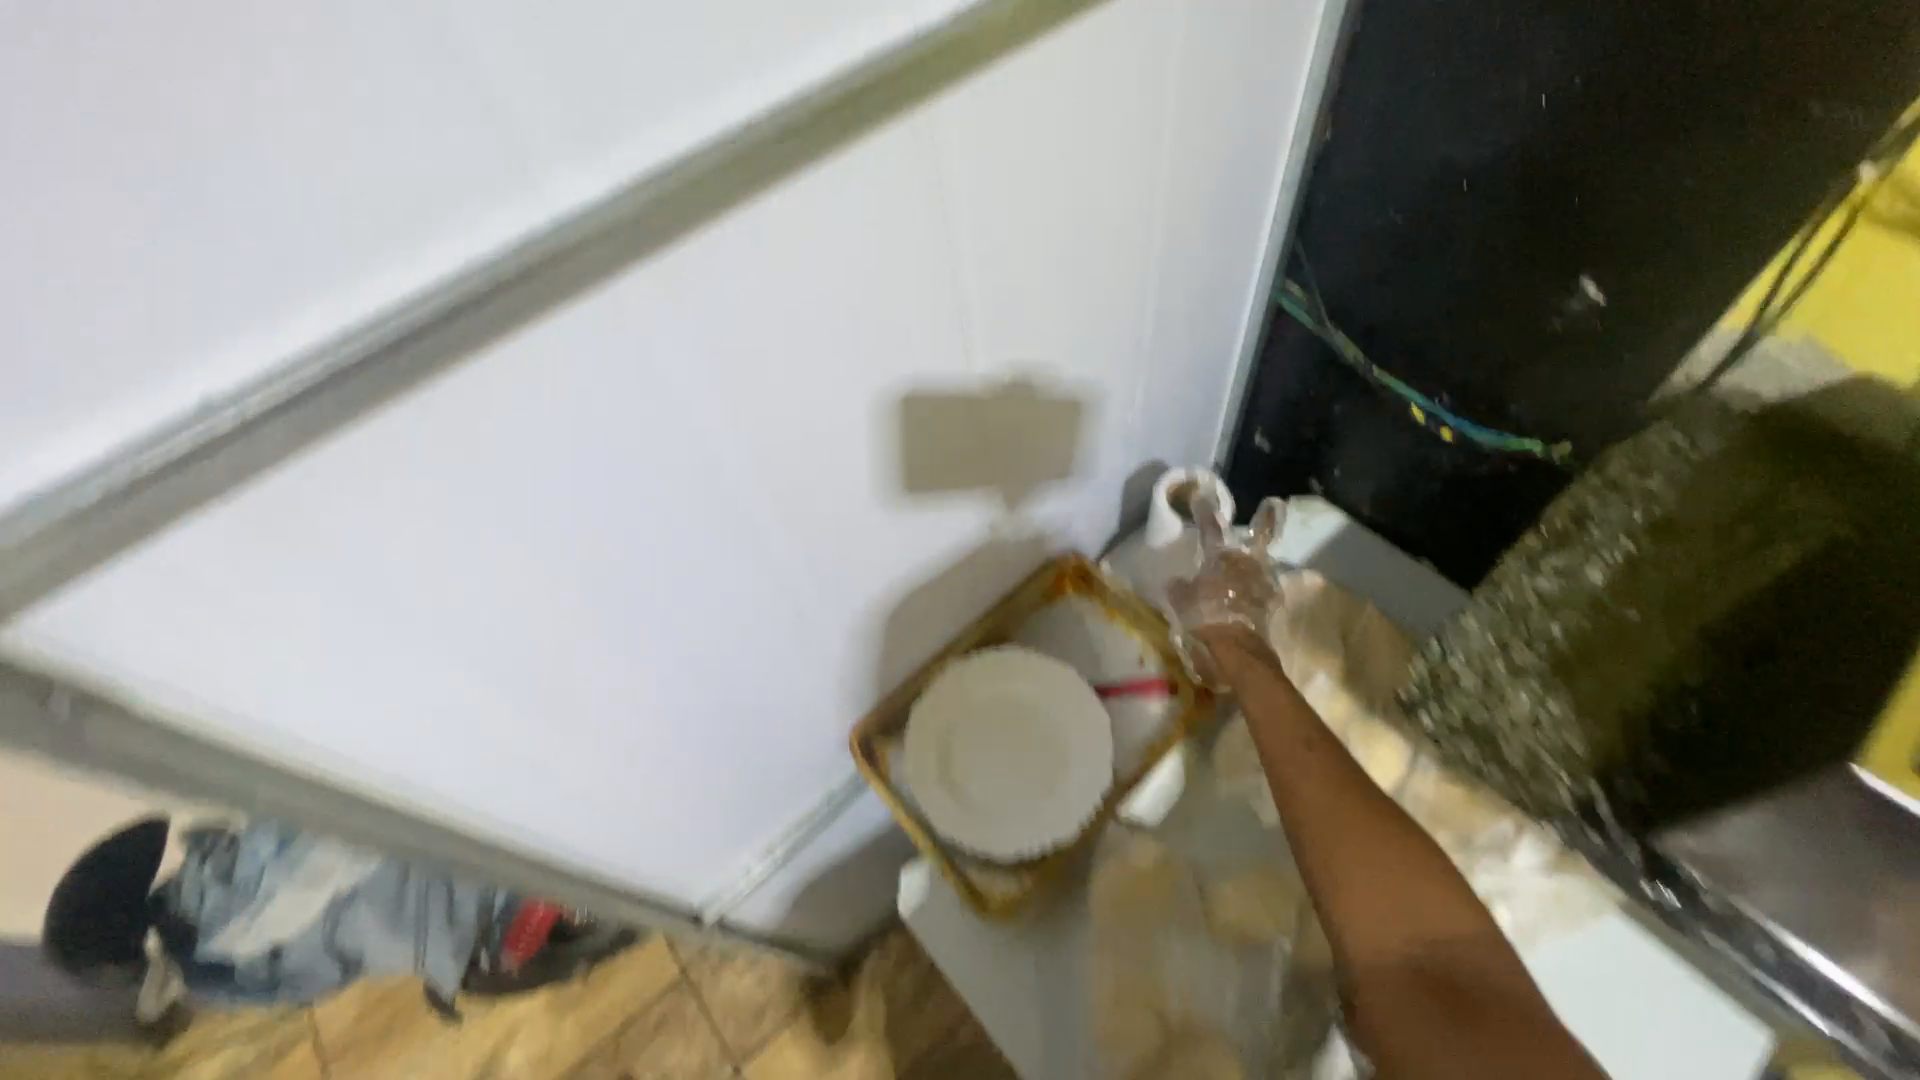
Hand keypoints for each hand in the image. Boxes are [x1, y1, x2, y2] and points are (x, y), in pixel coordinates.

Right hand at [1165, 493, 1285, 687]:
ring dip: (1262, 558)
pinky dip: (1261, 587)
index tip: (1202, 494)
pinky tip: (1257, 590)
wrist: (1237, 645)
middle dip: (1267, 518)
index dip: (1205, 510)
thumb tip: (1176, 582)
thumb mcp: (1182, 601)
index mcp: (1220, 557)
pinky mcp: (1271, 600)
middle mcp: (1245, 563)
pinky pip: (1266, 587)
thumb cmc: (1205, 616)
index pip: (1210, 528)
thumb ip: (1180, 588)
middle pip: (1260, 534)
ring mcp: (1262, 580)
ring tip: (1260, 558)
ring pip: (1266, 560)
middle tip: (1274, 504)